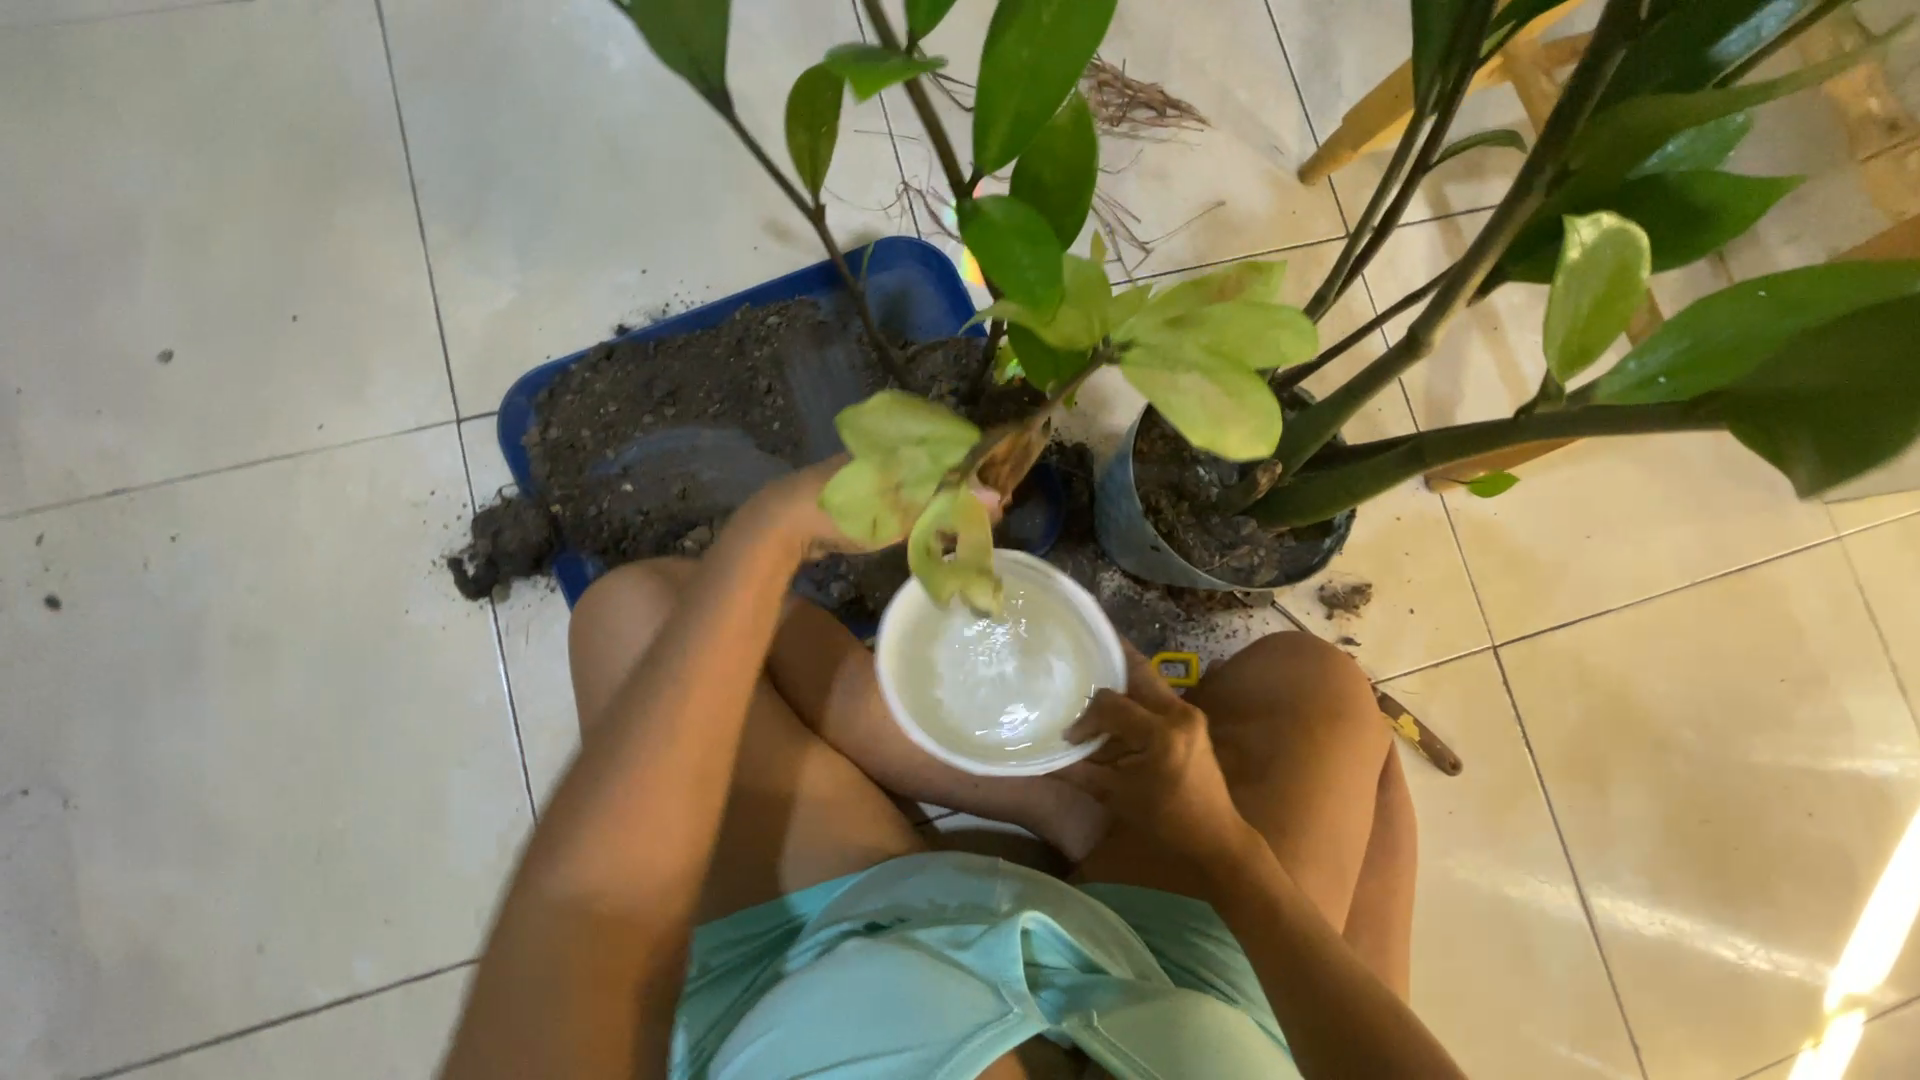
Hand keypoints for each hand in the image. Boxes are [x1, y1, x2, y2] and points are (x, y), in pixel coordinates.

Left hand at [747, 457, 1006, 560]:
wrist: (787, 522)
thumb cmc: (845, 509)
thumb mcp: (901, 508)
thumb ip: (947, 500)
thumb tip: (996, 496)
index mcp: (904, 444)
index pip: (958, 449)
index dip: (982, 471)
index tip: (1002, 496)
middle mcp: (897, 451)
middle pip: (946, 466)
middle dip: (970, 489)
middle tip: (992, 516)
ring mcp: (884, 472)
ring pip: (930, 482)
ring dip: (951, 502)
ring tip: (973, 525)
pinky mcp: (873, 493)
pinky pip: (912, 497)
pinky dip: (930, 511)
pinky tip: (942, 528)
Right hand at [1058, 645, 1252, 864]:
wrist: (1215, 836)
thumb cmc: (1166, 821)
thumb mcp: (1117, 796)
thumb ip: (1080, 773)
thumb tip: (1044, 762)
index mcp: (1161, 734)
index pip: (1112, 705)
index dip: (1086, 718)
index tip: (1070, 736)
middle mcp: (1179, 714)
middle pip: (1138, 672)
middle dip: (1110, 661)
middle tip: (1084, 653)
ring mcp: (1190, 714)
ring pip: (1149, 681)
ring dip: (1122, 683)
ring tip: (1093, 683)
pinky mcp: (1192, 721)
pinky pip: (1157, 698)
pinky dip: (1135, 700)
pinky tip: (1116, 712)